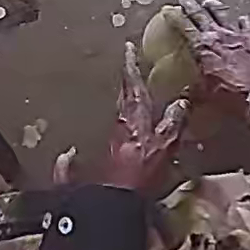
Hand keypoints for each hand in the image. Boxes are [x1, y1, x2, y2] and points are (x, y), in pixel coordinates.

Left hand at [76, 42, 189, 192]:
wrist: (110, 201)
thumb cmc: (140, 172)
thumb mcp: (165, 146)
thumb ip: (173, 123)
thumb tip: (180, 101)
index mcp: (133, 118)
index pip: (132, 85)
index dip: (130, 66)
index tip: (127, 48)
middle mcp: (117, 126)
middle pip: (121, 99)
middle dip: (125, 83)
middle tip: (127, 69)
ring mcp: (106, 145)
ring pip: (114, 118)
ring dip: (120, 106)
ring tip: (124, 98)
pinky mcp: (97, 164)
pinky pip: (88, 153)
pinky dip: (79, 153)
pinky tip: (68, 154)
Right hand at [176, 0, 249, 112]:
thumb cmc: (232, 96)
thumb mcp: (206, 98)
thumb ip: (193, 93)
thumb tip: (184, 97)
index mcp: (202, 48)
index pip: (184, 26)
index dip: (175, 16)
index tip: (168, 9)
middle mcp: (218, 37)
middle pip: (201, 15)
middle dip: (191, 5)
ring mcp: (238, 35)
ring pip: (223, 14)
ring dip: (214, 7)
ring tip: (209, 2)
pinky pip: (247, 24)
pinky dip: (242, 21)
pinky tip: (241, 18)